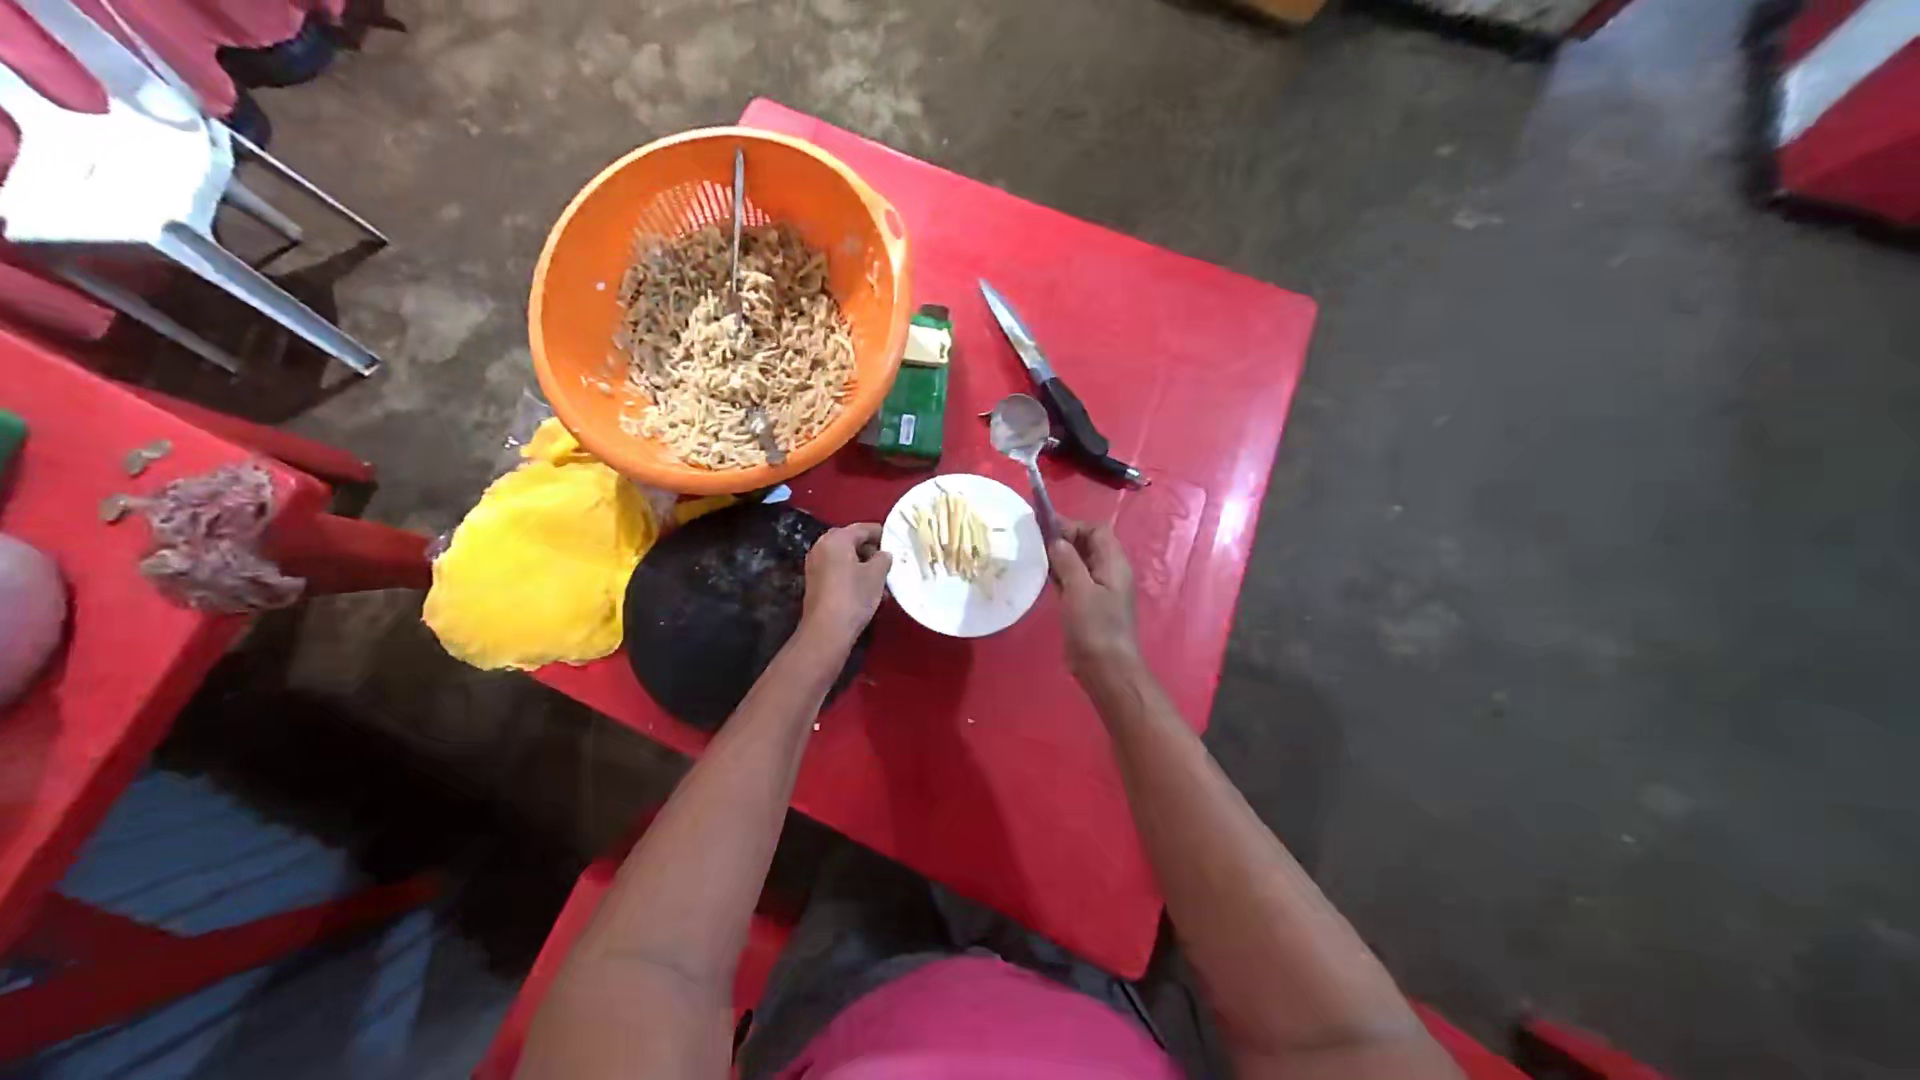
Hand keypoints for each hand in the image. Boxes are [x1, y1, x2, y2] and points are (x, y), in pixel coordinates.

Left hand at [801, 523, 891, 647]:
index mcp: (836, 539)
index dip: (882, 534)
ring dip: (863, 565)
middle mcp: (821, 547)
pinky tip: (867, 590)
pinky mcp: (815, 582)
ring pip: (845, 557)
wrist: (827, 630)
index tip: (897, 542)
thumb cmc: (854, 596)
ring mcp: (815, 564)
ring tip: (882, 580)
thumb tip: (884, 554)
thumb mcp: (876, 575)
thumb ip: (883, 558)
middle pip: (852, 541)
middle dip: (871, 550)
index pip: (863, 528)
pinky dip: (852, 574)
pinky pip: (837, 570)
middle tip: (889, 562)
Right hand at [1048, 520, 1139, 679]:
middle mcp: (1110, 572)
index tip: (1046, 530)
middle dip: (1064, 538)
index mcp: (1114, 564)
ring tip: (1034, 556)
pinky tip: (1042, 578)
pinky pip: (1075, 580)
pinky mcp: (1089, 605)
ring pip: (1080, 562)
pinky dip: (1060, 574)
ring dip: (1060, 557)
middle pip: (1088, 544)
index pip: (1096, 530)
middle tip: (1035, 542)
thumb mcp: (1079, 590)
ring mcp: (1100, 590)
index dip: (1072, 526)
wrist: (1106, 669)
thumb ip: (1068, 560)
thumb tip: (1056, 540)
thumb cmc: (1095, 628)